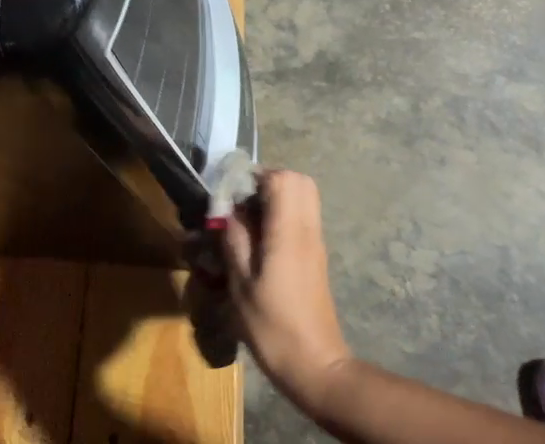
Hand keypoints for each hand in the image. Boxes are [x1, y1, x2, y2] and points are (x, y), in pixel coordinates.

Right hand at [222, 169, 352, 413]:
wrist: (316, 367)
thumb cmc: (274, 328)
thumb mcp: (241, 285)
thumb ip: (235, 239)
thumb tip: (228, 210)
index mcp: (289, 233)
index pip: (282, 179)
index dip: (254, 177)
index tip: (230, 194)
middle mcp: (308, 231)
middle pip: (298, 181)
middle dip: (267, 182)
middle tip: (241, 203)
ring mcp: (315, 244)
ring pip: (303, 198)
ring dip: (274, 198)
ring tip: (246, 222)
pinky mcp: (316, 258)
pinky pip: (302, 218)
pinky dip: (281, 216)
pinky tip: (259, 242)